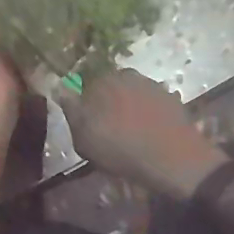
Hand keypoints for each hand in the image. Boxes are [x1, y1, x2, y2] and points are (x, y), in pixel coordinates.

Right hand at [62, 69, 227, 198]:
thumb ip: (71, 111)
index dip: (86, 107)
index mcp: (101, 81)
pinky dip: (149, 113)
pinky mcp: (171, 97)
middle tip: (112, 131)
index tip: (90, 126)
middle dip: (109, 103)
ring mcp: (152, 84)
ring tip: (134, 133)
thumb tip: (60, 88)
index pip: (84, 87)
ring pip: (132, 94)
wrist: (172, 158)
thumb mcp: (85, 139)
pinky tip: (151, 131)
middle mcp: (126, 75)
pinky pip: (152, 103)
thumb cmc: (121, 151)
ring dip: (130, 107)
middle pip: (110, 87)